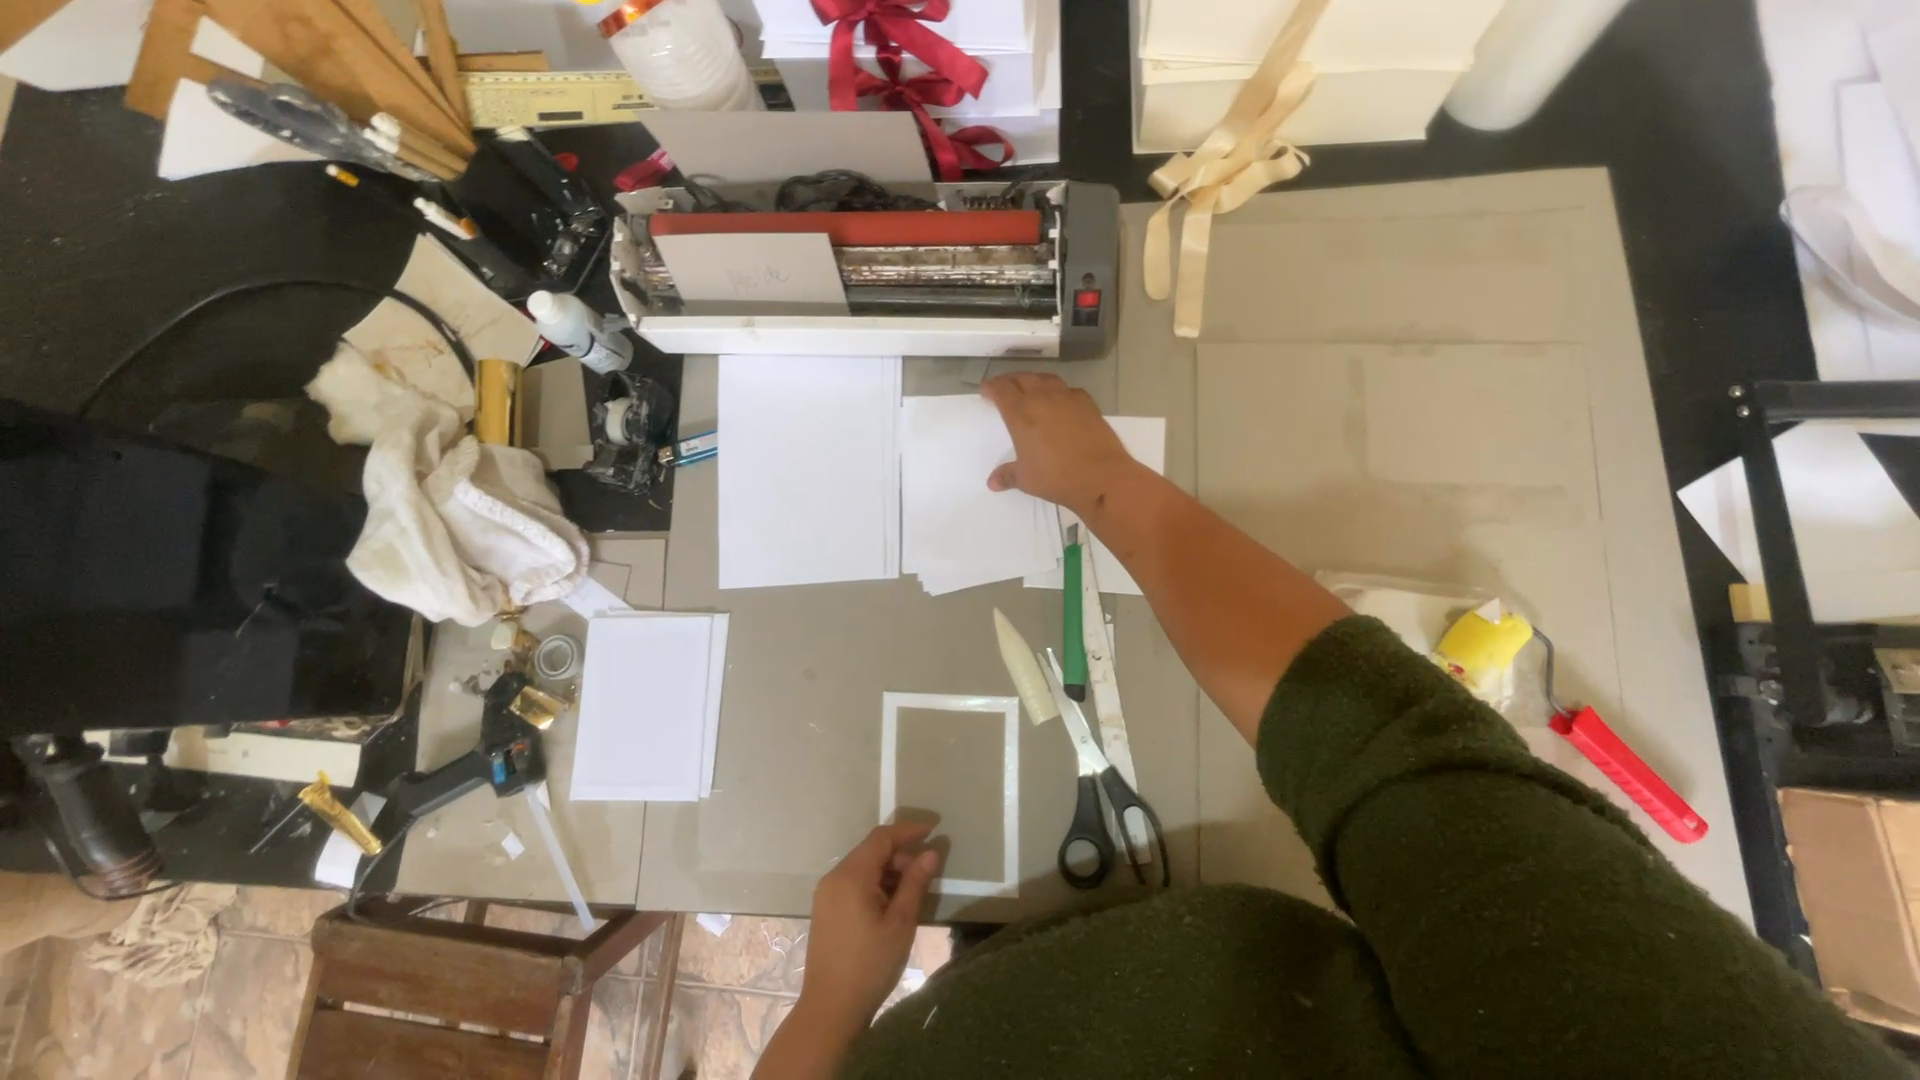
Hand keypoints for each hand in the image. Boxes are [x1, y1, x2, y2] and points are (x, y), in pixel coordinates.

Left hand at [797, 822, 941, 1034]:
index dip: (908, 831)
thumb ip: (915, 883)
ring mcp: (826, 894)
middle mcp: (834, 877)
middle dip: (900, 854)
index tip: (934, 829)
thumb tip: (931, 853)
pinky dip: (875, 883)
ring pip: (862, 867)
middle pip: (870, 851)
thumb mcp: (900, 923)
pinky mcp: (826, 909)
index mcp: (850, 876)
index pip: (881, 838)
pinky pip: (853, 883)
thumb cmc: (870, 965)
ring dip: (889, 870)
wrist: (831, 1009)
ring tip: (913, 888)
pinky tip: (892, 902)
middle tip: (927, 870)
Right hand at [981, 373, 1138, 514]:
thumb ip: (1008, 475)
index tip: (986, 390)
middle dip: (1010, 380)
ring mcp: (1067, 398)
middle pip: (1022, 378)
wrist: (1101, 476)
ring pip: (1046, 379)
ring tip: (1030, 388)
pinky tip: (1061, 401)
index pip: (1001, 390)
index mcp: (1021, 414)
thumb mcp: (1026, 479)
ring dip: (1034, 380)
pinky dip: (1059, 391)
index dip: (991, 388)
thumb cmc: (1057, 478)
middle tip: (1004, 387)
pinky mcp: (1088, 404)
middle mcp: (1042, 399)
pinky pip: (1069, 390)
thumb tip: (993, 482)